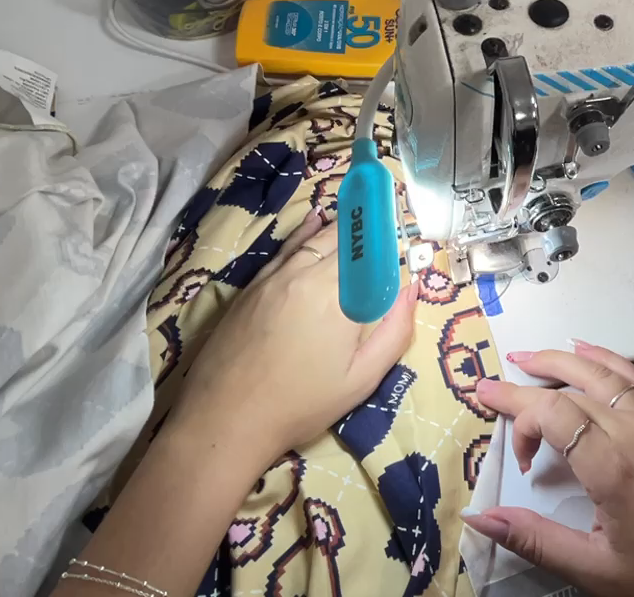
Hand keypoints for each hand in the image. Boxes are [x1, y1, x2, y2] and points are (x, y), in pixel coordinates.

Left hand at [164, 211, 417, 473]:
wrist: (222, 423)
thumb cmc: (300, 405)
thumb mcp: (361, 379)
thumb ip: (394, 332)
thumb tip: (411, 290)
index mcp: (338, 296)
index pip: (372, 250)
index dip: (389, 234)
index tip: (404, 226)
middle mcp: (307, 275)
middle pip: (345, 236)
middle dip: (368, 225)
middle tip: (387, 211)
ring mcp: (276, 277)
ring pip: (316, 238)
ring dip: (341, 225)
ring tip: (360, 210)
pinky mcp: (252, 285)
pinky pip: (287, 247)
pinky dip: (307, 231)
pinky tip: (316, 220)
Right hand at [465, 342, 633, 596]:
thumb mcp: (595, 567)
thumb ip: (535, 539)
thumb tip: (482, 519)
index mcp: (613, 465)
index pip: (553, 415)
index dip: (520, 418)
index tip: (509, 444)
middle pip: (572, 385)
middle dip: (528, 382)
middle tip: (495, 384)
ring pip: (602, 370)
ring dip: (562, 360)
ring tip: (528, 358)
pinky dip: (605, 357)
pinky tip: (586, 352)